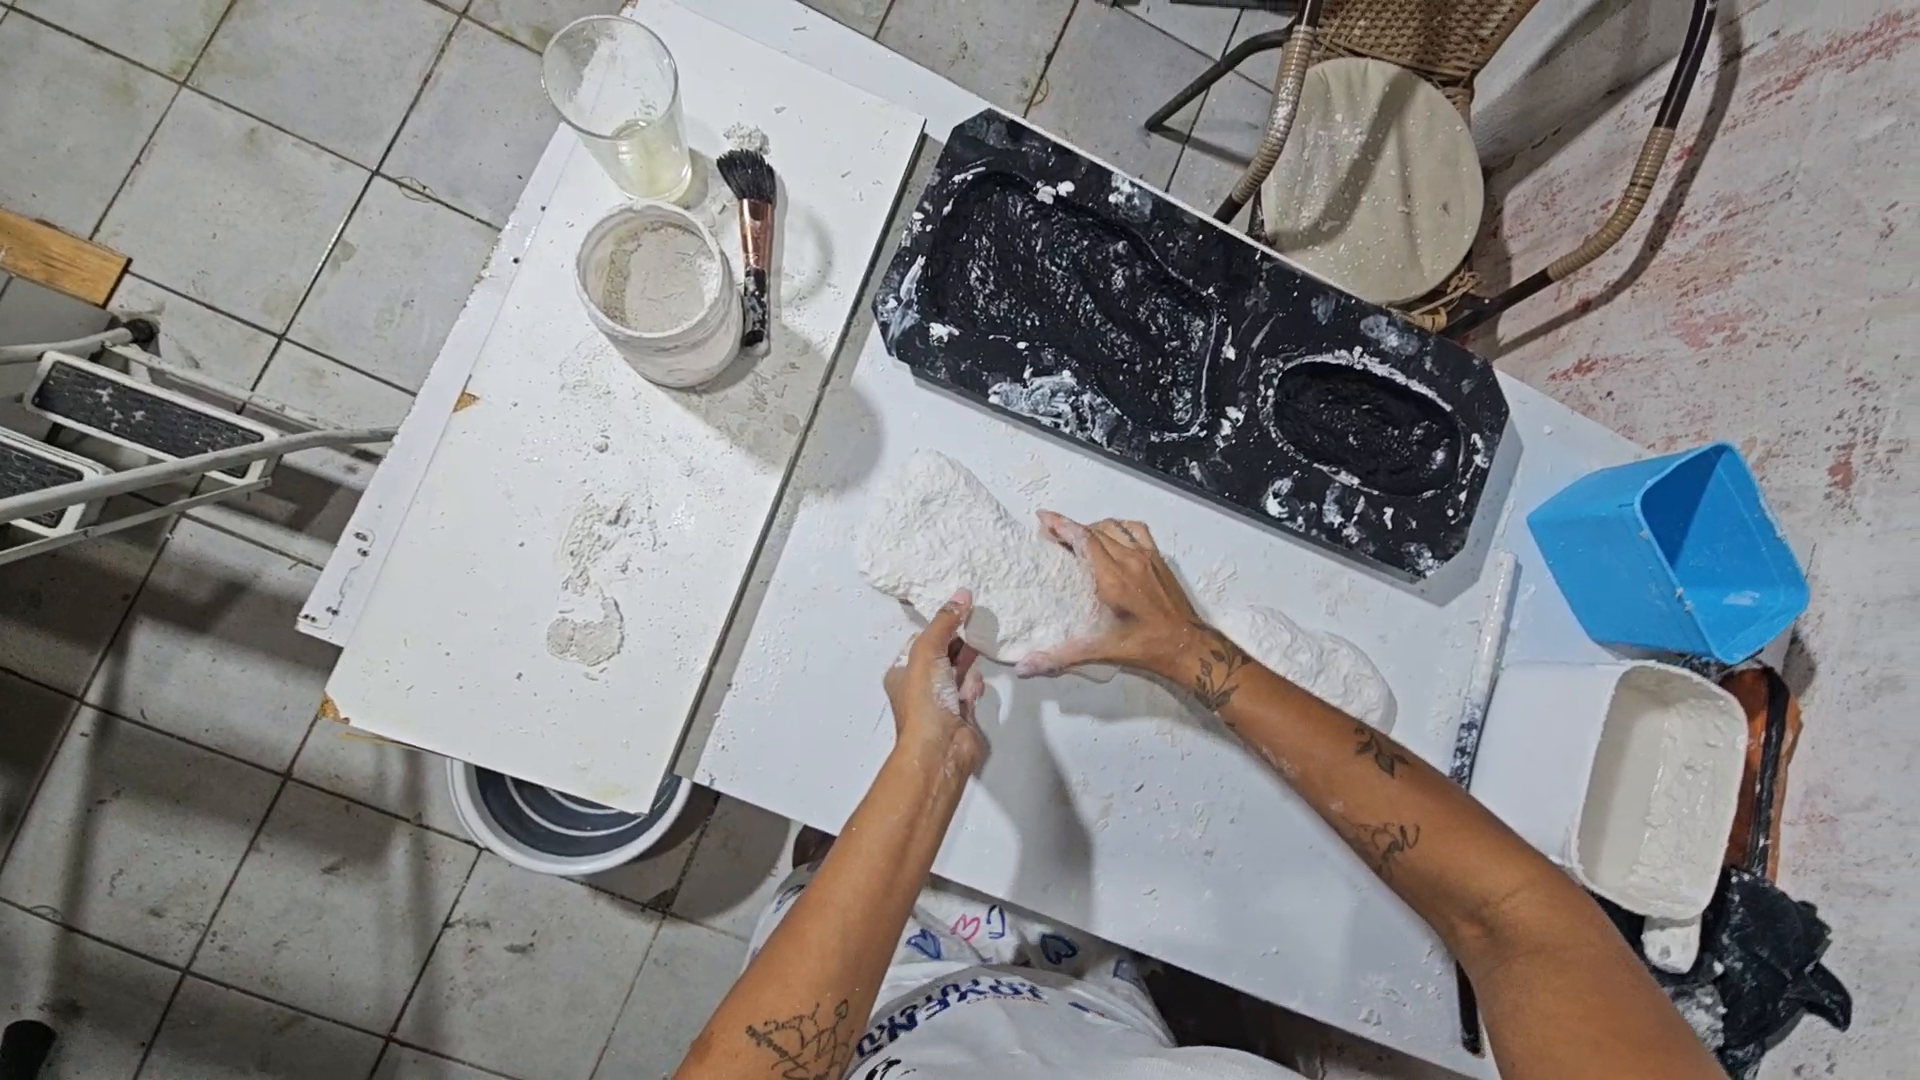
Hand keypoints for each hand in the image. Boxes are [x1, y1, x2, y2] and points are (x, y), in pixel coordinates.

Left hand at [883, 589, 986, 772]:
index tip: (960, 609)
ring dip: (968, 659)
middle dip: (958, 640)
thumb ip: (945, 622)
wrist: (942, 748)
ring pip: (957, 671)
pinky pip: (969, 689)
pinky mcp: (960, 713)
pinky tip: (978, 681)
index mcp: (902, 671)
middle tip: (978, 619)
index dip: (939, 625)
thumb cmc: (926, 699)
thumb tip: (962, 593)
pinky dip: (974, 684)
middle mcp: (919, 686)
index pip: (920, 640)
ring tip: (985, 640)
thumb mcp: (928, 652)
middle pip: (941, 653)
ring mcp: (940, 701)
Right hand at [1016, 512, 1216, 679]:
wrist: (1188, 646)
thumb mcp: (1101, 651)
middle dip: (1071, 528)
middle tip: (1052, 533)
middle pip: (1095, 531)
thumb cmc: (1145, 647)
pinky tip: (1111, 537)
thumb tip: (1024, 667)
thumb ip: (1061, 656)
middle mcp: (1130, 560)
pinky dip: (1119, 528)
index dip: (1062, 524)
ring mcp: (1147, 557)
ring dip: (1094, 528)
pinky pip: (1137, 530)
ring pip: (1115, 527)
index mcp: (1114, 578)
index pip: (1084, 540)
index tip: (1043, 517)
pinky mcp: (1159, 559)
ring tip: (1078, 537)